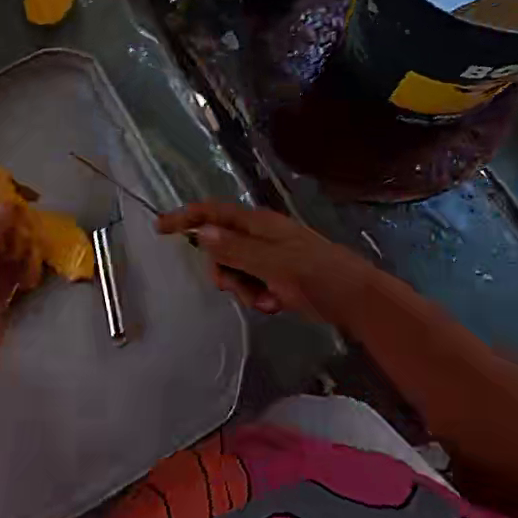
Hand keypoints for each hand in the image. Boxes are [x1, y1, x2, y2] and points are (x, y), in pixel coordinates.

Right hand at [157, 202, 375, 318]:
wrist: (357, 300)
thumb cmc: (316, 275)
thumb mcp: (272, 263)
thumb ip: (235, 249)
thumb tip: (201, 231)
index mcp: (258, 224)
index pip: (213, 213)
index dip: (185, 217)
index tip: (160, 227)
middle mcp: (260, 235)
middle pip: (220, 248)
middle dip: (224, 271)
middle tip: (237, 287)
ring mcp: (269, 255)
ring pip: (235, 269)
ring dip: (244, 289)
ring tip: (267, 300)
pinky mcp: (277, 275)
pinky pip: (252, 283)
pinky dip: (258, 296)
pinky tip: (276, 304)